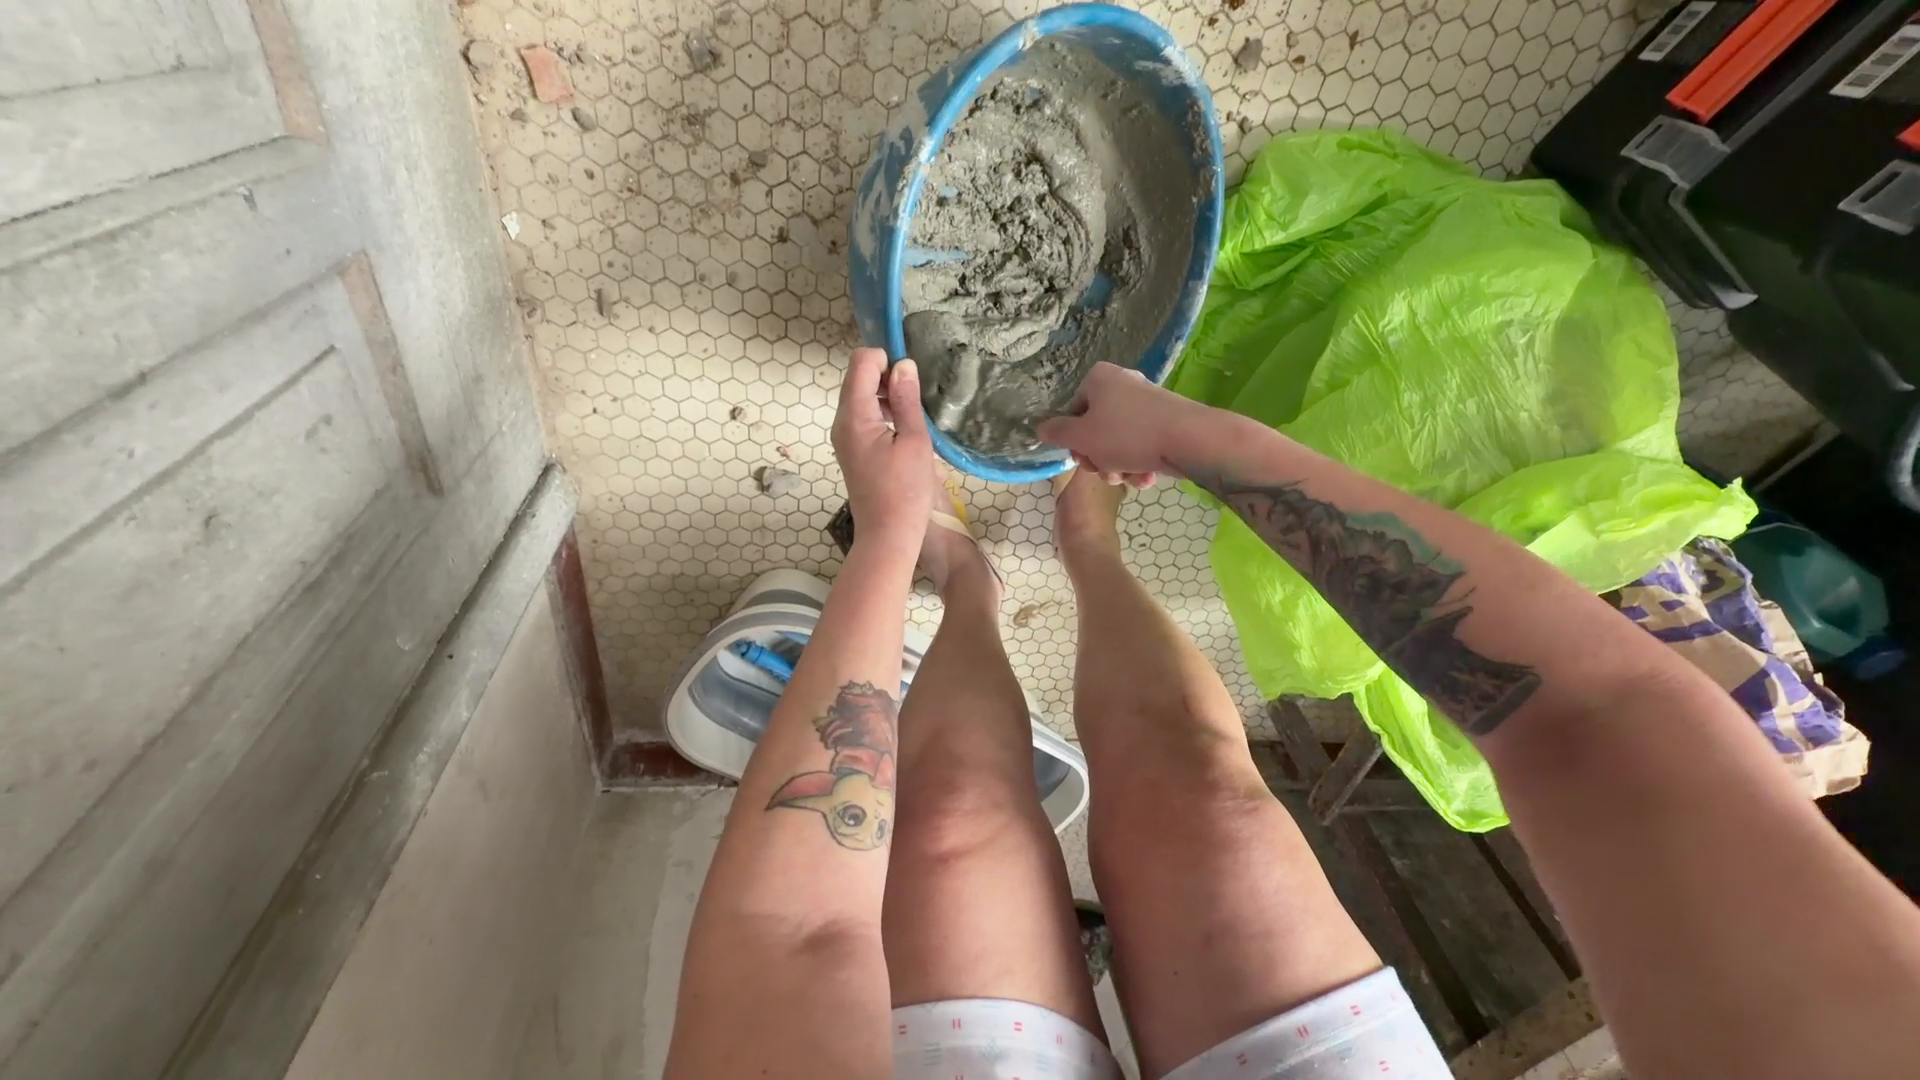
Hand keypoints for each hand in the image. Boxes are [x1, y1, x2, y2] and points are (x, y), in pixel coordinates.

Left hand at [832, 348, 935, 551]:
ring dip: (885, 395)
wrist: (887, 534)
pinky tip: (901, 430)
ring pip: (860, 396)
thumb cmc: (906, 491)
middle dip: (886, 377)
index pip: (862, 362)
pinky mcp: (851, 448)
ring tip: (910, 416)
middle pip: (858, 376)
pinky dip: (881, 412)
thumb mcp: (915, 441)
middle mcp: (842, 422)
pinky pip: (862, 415)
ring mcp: (843, 436)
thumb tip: (904, 365)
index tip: (909, 380)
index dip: (886, 360)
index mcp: (855, 416)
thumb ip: (907, 400)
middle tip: (914, 400)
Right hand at [1036, 363, 1210, 483]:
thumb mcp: (1081, 438)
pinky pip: (1142, 443)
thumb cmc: (1127, 435)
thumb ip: (1057, 433)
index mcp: (1099, 379)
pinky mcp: (1166, 420)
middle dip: (1099, 458)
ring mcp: (1146, 402)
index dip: (1074, 441)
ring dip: (1118, 466)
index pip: (1072, 413)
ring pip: (1119, 442)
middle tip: (1106, 472)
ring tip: (1128, 478)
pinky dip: (1140, 462)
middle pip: (1096, 429)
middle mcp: (1122, 384)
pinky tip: (1146, 478)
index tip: (1083, 459)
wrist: (1189, 439)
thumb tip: (1040, 428)